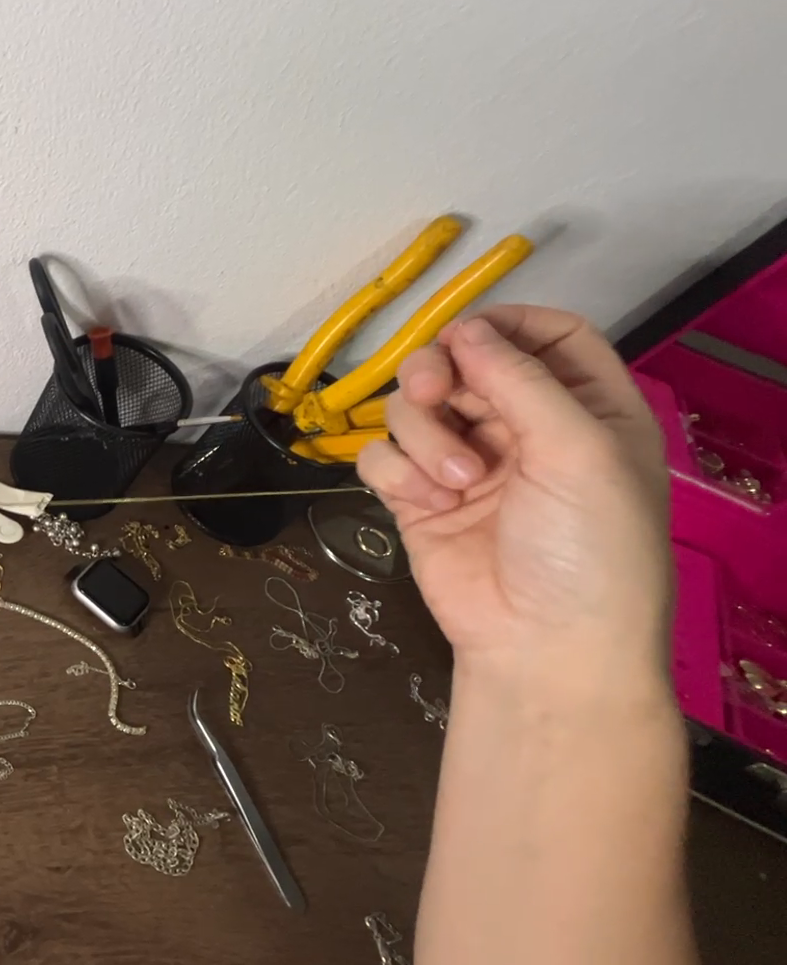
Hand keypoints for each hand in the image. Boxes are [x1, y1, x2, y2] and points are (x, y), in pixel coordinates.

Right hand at [355, 306, 671, 694]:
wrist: (537, 638)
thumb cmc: (585, 545)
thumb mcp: (576, 451)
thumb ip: (520, 382)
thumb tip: (462, 329)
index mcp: (581, 407)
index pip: (542, 336)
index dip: (502, 326)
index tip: (463, 336)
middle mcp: (517, 426)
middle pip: (458, 365)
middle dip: (437, 376)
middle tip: (432, 394)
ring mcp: (458, 460)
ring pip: (409, 410)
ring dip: (423, 440)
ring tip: (453, 484)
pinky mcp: (411, 493)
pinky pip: (379, 457)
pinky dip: (395, 474)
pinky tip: (424, 503)